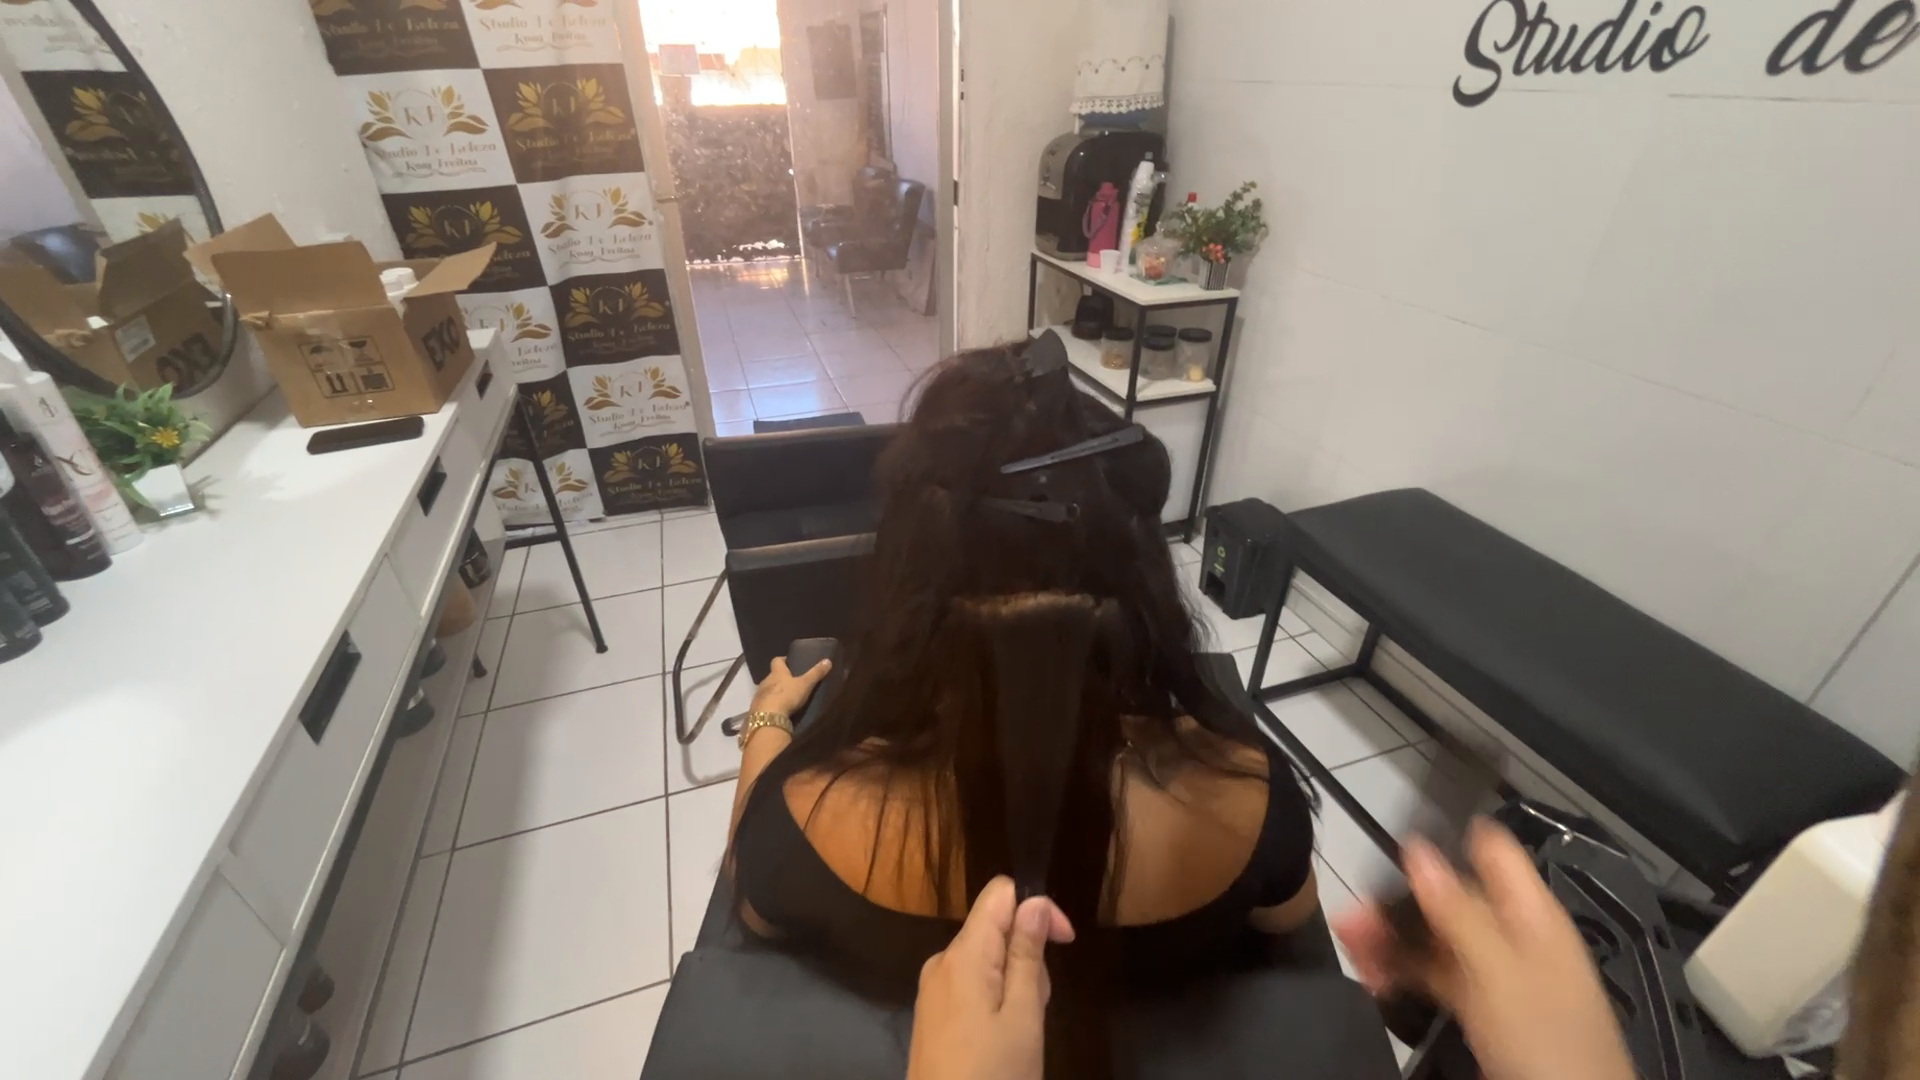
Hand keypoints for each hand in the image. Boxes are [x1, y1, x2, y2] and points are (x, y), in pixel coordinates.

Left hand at [748, 654, 832, 717]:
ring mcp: (759, 695)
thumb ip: (815, 674)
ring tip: (784, 698)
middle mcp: (765, 681)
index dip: (783, 660)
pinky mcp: (756, 708)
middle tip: (791, 683)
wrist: (768, 717)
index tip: (790, 662)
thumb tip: (828, 660)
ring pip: (767, 689)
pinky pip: (763, 703)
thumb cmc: (787, 696)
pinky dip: (769, 704)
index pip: (777, 660)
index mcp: (777, 673)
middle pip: (772, 676)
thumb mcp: (805, 684)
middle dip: (780, 678)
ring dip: (773, 692)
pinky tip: (776, 710)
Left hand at [908, 876, 1074, 1079]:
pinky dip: (994, 1000)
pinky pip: (971, 984)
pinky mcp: (932, 1014)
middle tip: (1037, 1009)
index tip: (1065, 942)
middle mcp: (942, 960)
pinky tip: (1001, 1042)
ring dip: (1013, 982)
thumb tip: (1035, 901)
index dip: (1037, 907)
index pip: (999, 893)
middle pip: (995, 928)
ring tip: (1021, 1034)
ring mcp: (933, 988)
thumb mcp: (1023, 1018)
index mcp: (964, 953)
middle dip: (1026, 956)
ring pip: (986, 959)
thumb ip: (1027, 954)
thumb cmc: (992, 1077)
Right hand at [1332, 820, 1634, 1079]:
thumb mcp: (1500, 972)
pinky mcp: (1476, 1002)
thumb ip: (1459, 912)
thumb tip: (1417, 849)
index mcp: (1529, 916)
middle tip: (1354, 912)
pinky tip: (1371, 973)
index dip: (1449, 837)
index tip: (1398, 839)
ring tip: (1349, 941)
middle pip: (1445, 895)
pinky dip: (1399, 968)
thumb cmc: (1549, 1041)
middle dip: (1396, 900)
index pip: (1492, 852)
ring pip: (1430, 934)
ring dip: (1388, 935)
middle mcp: (1509, 935)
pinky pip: (1428, 970)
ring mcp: (1492, 970)